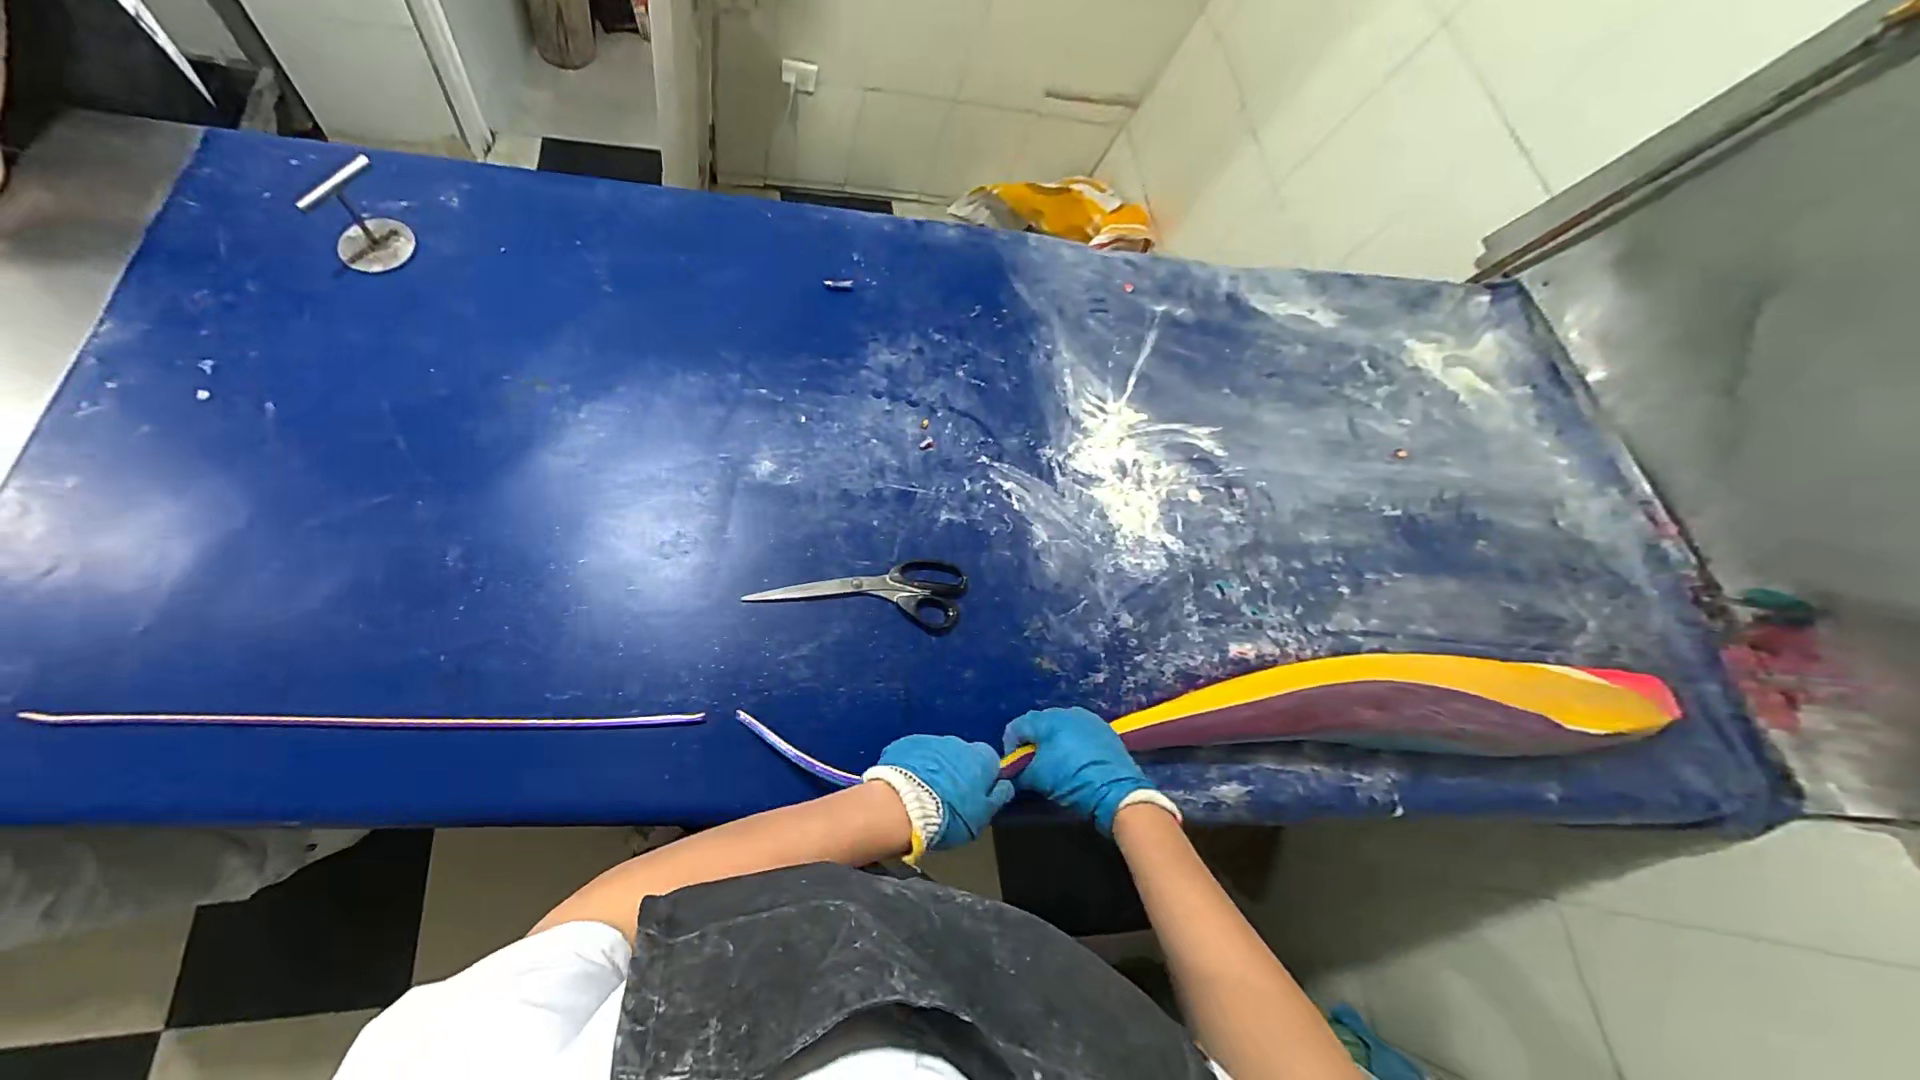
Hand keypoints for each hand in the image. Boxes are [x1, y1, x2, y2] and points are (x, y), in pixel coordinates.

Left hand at [875, 735, 1013, 849]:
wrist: (901, 806)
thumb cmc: (949, 814)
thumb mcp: (982, 816)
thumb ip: (998, 797)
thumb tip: (1005, 785)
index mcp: (981, 757)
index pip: (991, 761)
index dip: (984, 779)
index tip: (975, 795)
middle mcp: (957, 742)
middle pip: (964, 756)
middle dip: (959, 772)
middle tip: (949, 798)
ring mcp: (929, 740)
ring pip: (939, 754)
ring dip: (936, 769)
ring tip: (924, 793)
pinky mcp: (904, 744)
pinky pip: (916, 755)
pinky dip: (914, 766)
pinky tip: (907, 785)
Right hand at [1003, 707, 1151, 833]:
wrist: (1117, 791)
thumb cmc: (1072, 780)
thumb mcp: (1037, 779)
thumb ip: (1018, 771)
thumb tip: (1011, 773)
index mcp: (1048, 719)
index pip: (1017, 727)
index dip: (1011, 747)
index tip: (1015, 767)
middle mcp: (1067, 712)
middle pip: (1039, 725)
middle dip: (1032, 744)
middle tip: (1033, 767)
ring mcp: (1089, 720)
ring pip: (1061, 728)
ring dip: (1053, 744)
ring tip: (1055, 765)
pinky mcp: (1105, 730)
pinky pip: (1080, 734)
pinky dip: (1072, 745)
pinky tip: (1076, 763)